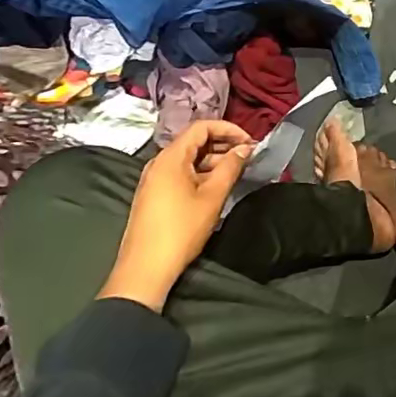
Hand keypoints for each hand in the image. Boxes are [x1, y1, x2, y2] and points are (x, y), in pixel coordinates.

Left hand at [97, 121, 252, 311]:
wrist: (145, 269)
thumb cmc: (181, 229)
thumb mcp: (212, 197)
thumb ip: (230, 167)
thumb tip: (245, 148)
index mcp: (171, 157)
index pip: (202, 127)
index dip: (228, 129)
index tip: (250, 142)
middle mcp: (159, 162)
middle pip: (194, 141)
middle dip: (223, 144)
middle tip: (248, 156)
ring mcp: (154, 178)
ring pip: (189, 158)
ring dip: (214, 160)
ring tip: (237, 172)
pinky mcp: (154, 194)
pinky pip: (181, 173)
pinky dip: (201, 173)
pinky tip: (217, 186)